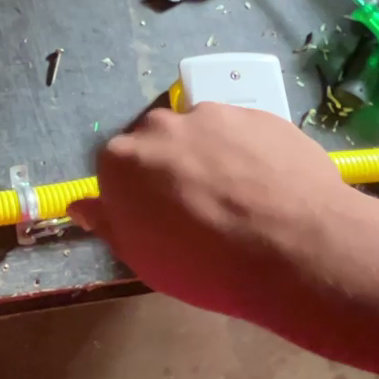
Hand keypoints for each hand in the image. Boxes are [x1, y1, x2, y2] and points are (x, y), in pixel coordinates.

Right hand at [68, 103, 360, 321]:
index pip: (115, 168)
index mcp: (121, 159)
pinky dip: (248, 154)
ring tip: (240, 200)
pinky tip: (268, 189)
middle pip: (156, 143)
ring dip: (210, 157)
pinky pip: (243, 133)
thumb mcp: (142, 258)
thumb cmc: (205, 264)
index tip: (156, 218)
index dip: (136, 194)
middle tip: (197, 208)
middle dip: (169, 169)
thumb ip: (108, 223)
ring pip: (201, 134)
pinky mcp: (260, 114)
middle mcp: (160, 125)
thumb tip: (82, 205)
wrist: (297, 249)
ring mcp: (213, 114)